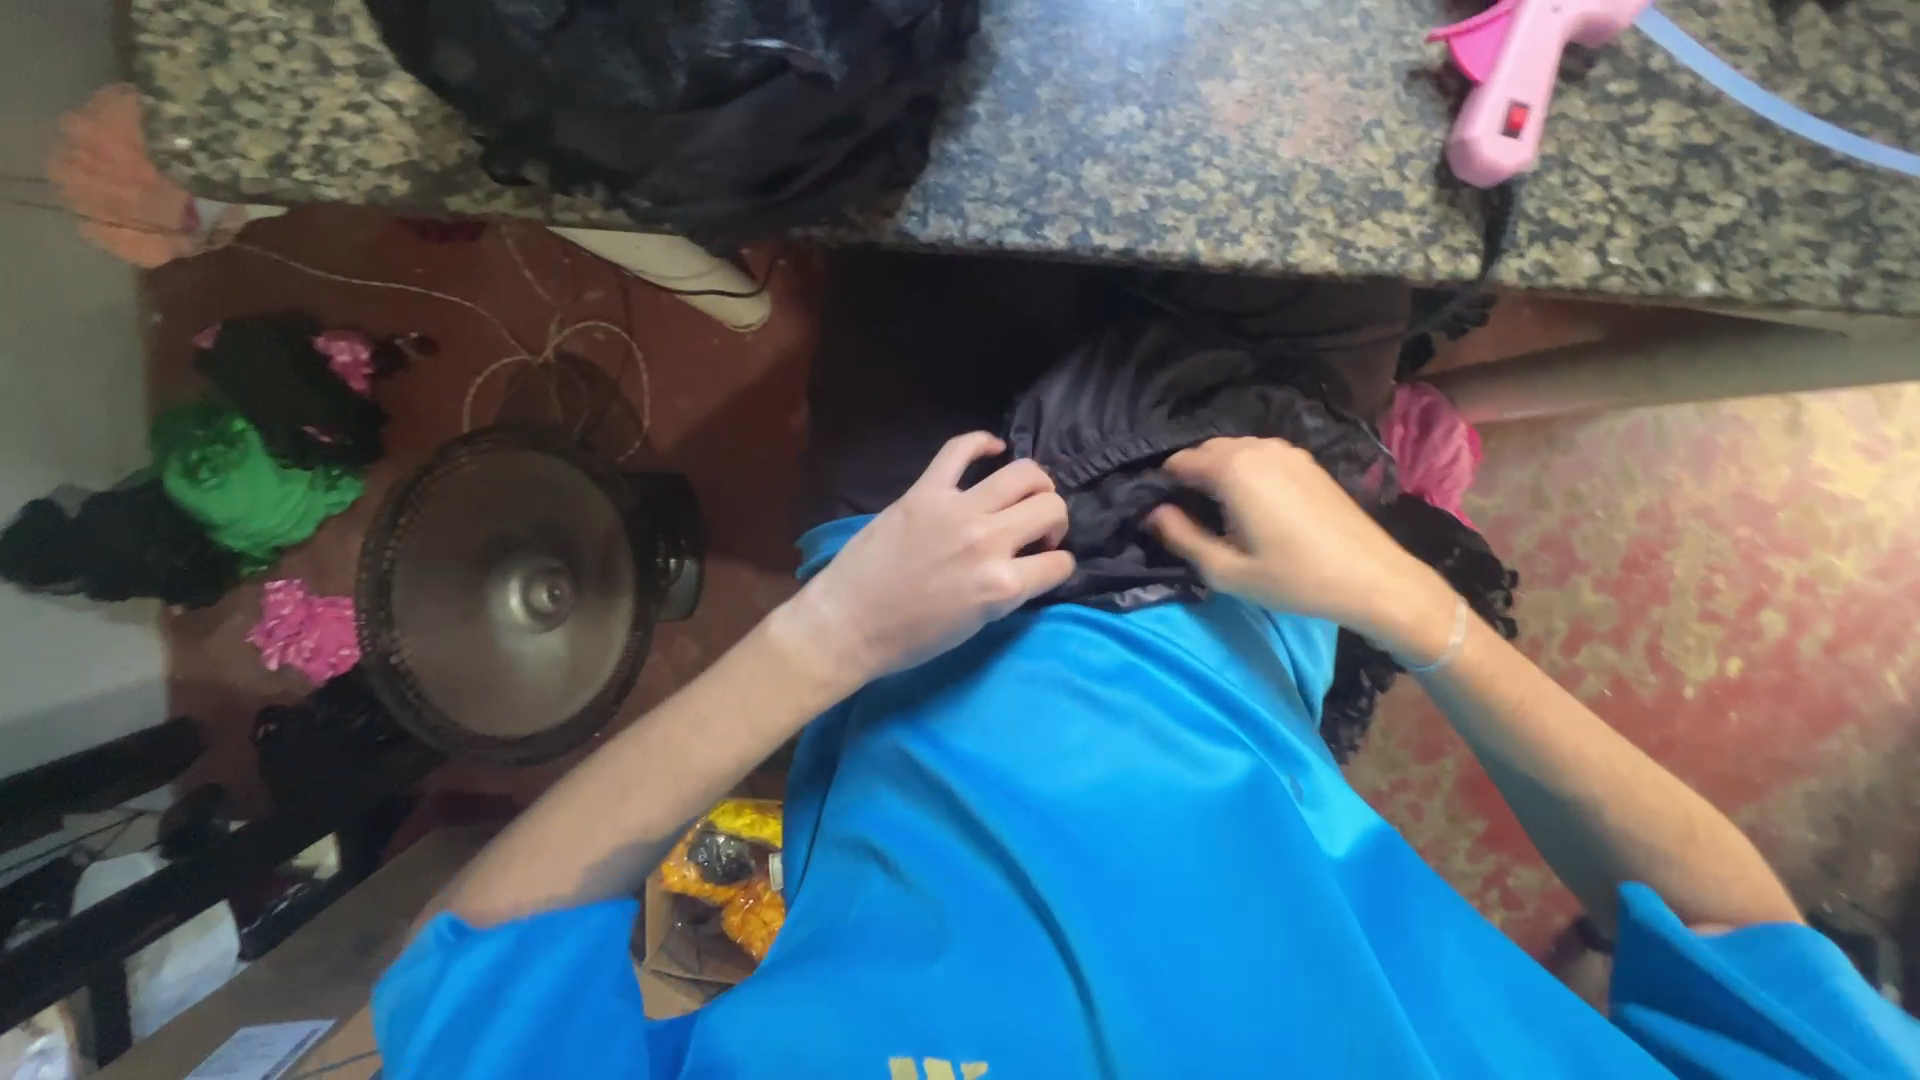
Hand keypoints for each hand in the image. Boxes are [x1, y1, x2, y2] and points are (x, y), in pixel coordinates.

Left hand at [778, 432, 1075, 686]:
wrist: (849, 623)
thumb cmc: (910, 638)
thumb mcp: (977, 625)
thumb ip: (1008, 590)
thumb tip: (1025, 564)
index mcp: (1002, 585)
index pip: (1059, 564)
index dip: (1058, 566)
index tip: (1045, 566)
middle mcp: (988, 541)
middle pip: (1051, 508)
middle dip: (1054, 521)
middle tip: (1034, 533)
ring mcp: (956, 510)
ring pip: (1022, 473)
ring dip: (1035, 484)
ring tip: (1023, 496)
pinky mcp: (925, 491)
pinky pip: (960, 449)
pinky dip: (982, 443)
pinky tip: (992, 449)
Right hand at [1147, 437, 1454, 656]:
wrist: (1373, 579)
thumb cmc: (1294, 579)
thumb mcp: (1225, 570)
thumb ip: (1180, 537)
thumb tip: (1152, 513)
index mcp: (1233, 469)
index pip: (1177, 462)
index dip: (1161, 486)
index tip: (1160, 515)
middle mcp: (1257, 448)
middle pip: (1204, 451)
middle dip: (1189, 477)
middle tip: (1187, 518)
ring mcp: (1287, 451)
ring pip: (1233, 451)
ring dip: (1217, 474)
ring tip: (1217, 513)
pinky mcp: (1307, 462)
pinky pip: (1259, 456)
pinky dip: (1243, 472)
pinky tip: (1250, 506)